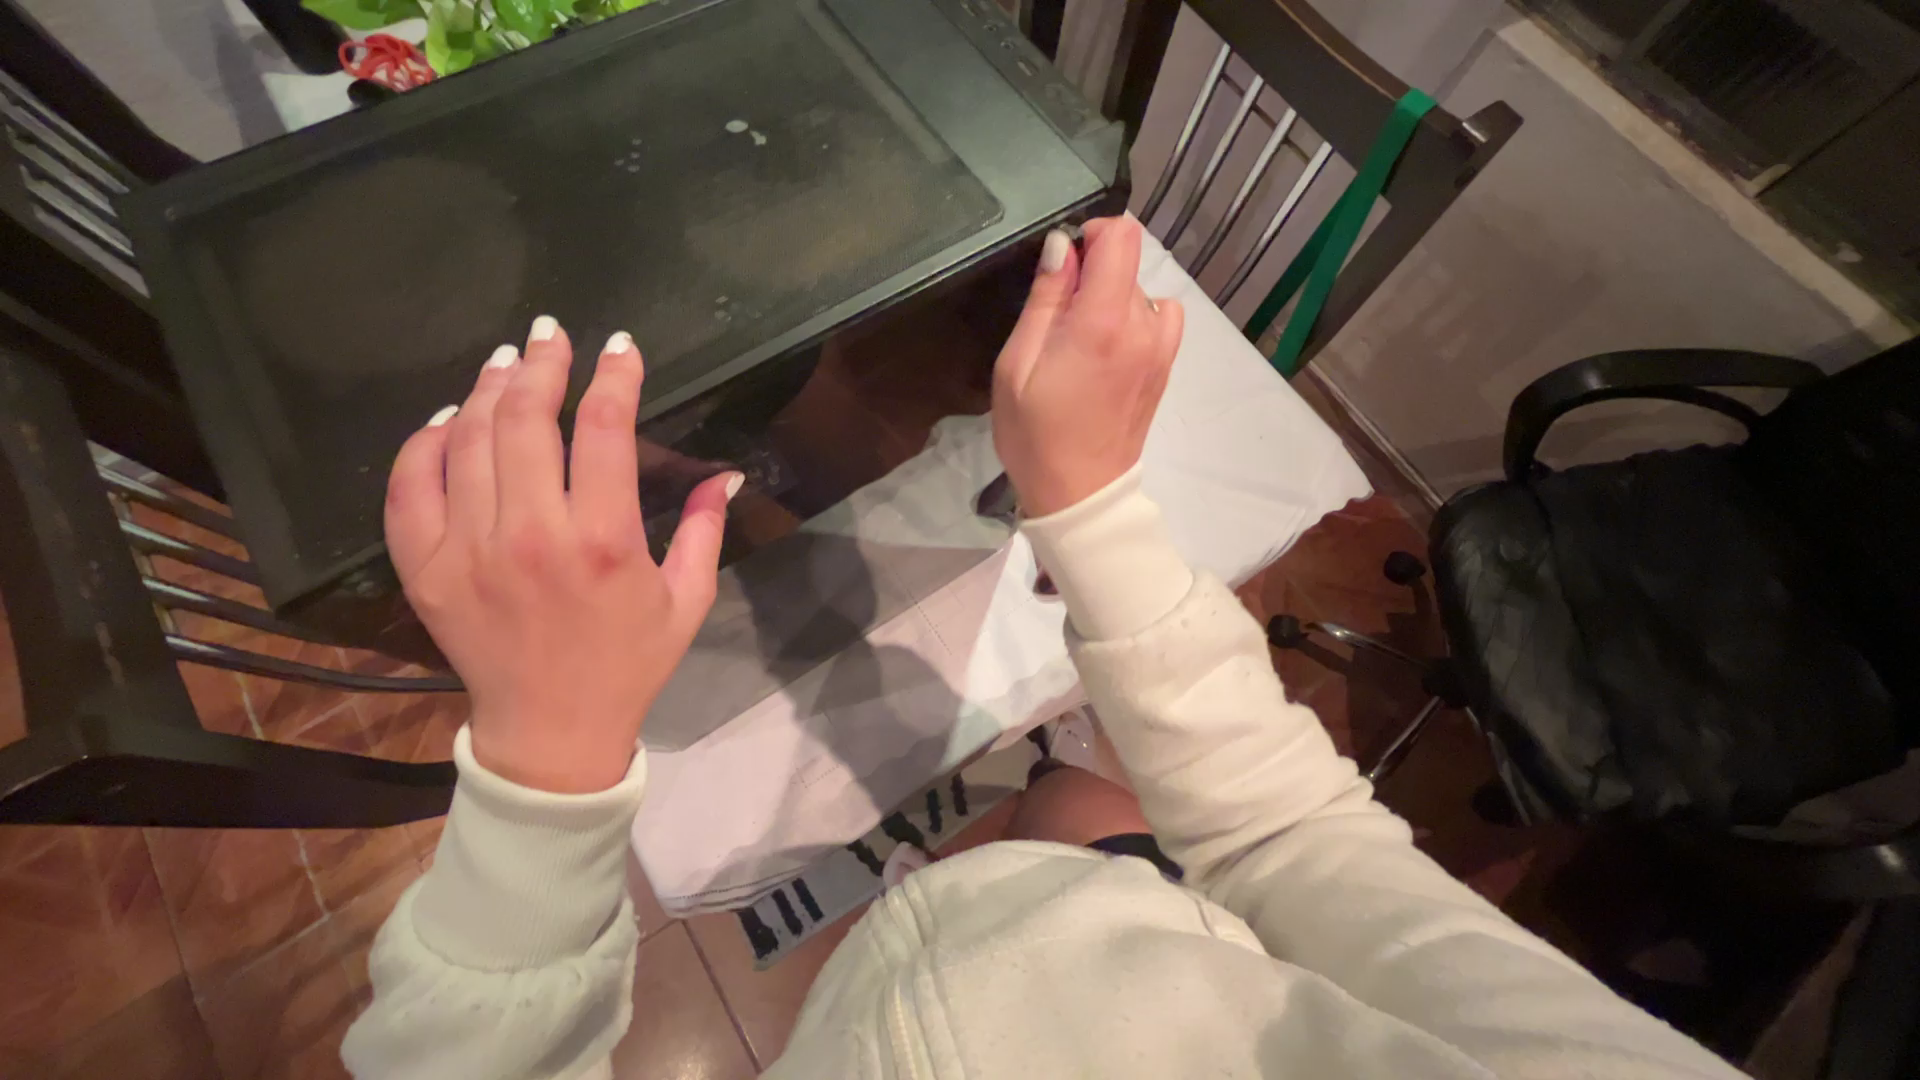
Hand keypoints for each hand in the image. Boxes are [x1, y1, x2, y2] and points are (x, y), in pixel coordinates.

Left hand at [385, 317, 741, 792]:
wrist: (554, 729)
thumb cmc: (633, 662)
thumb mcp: (689, 600)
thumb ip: (708, 530)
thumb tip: (725, 474)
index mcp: (603, 541)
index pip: (604, 429)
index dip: (614, 376)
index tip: (621, 345)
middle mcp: (530, 534)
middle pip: (525, 420)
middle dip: (542, 364)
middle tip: (551, 333)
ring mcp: (466, 550)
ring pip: (466, 441)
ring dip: (487, 389)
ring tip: (506, 360)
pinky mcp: (424, 570)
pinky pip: (409, 487)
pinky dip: (423, 443)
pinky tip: (448, 419)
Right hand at [991, 216, 1183, 517]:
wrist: (1080, 493)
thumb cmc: (1035, 435)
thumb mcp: (1017, 365)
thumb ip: (1045, 299)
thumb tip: (1063, 246)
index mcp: (1103, 321)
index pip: (1121, 236)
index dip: (1091, 235)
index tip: (1063, 267)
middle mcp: (1144, 326)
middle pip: (1126, 264)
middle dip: (1091, 279)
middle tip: (1056, 326)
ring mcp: (1162, 347)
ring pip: (1139, 291)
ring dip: (1110, 301)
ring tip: (1080, 345)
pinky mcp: (1166, 365)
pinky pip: (1156, 317)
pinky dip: (1132, 320)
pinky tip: (1108, 351)